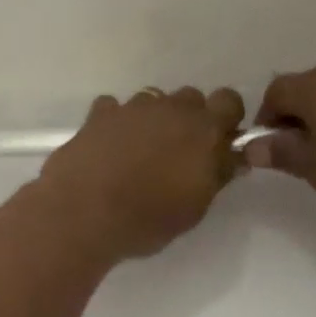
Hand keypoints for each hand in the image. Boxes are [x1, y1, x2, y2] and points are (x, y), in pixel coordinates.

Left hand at [35, 86, 245, 258]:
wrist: (83, 214)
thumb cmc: (148, 218)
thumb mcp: (194, 208)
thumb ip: (217, 176)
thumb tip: (232, 158)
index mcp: (203, 130)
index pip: (229, 101)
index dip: (226, 119)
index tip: (218, 144)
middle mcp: (170, 108)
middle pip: (190, 98)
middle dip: (189, 119)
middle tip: (178, 153)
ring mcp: (132, 107)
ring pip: (154, 100)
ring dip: (153, 119)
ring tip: (140, 153)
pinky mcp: (98, 114)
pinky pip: (115, 108)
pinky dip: (116, 122)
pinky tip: (109, 147)